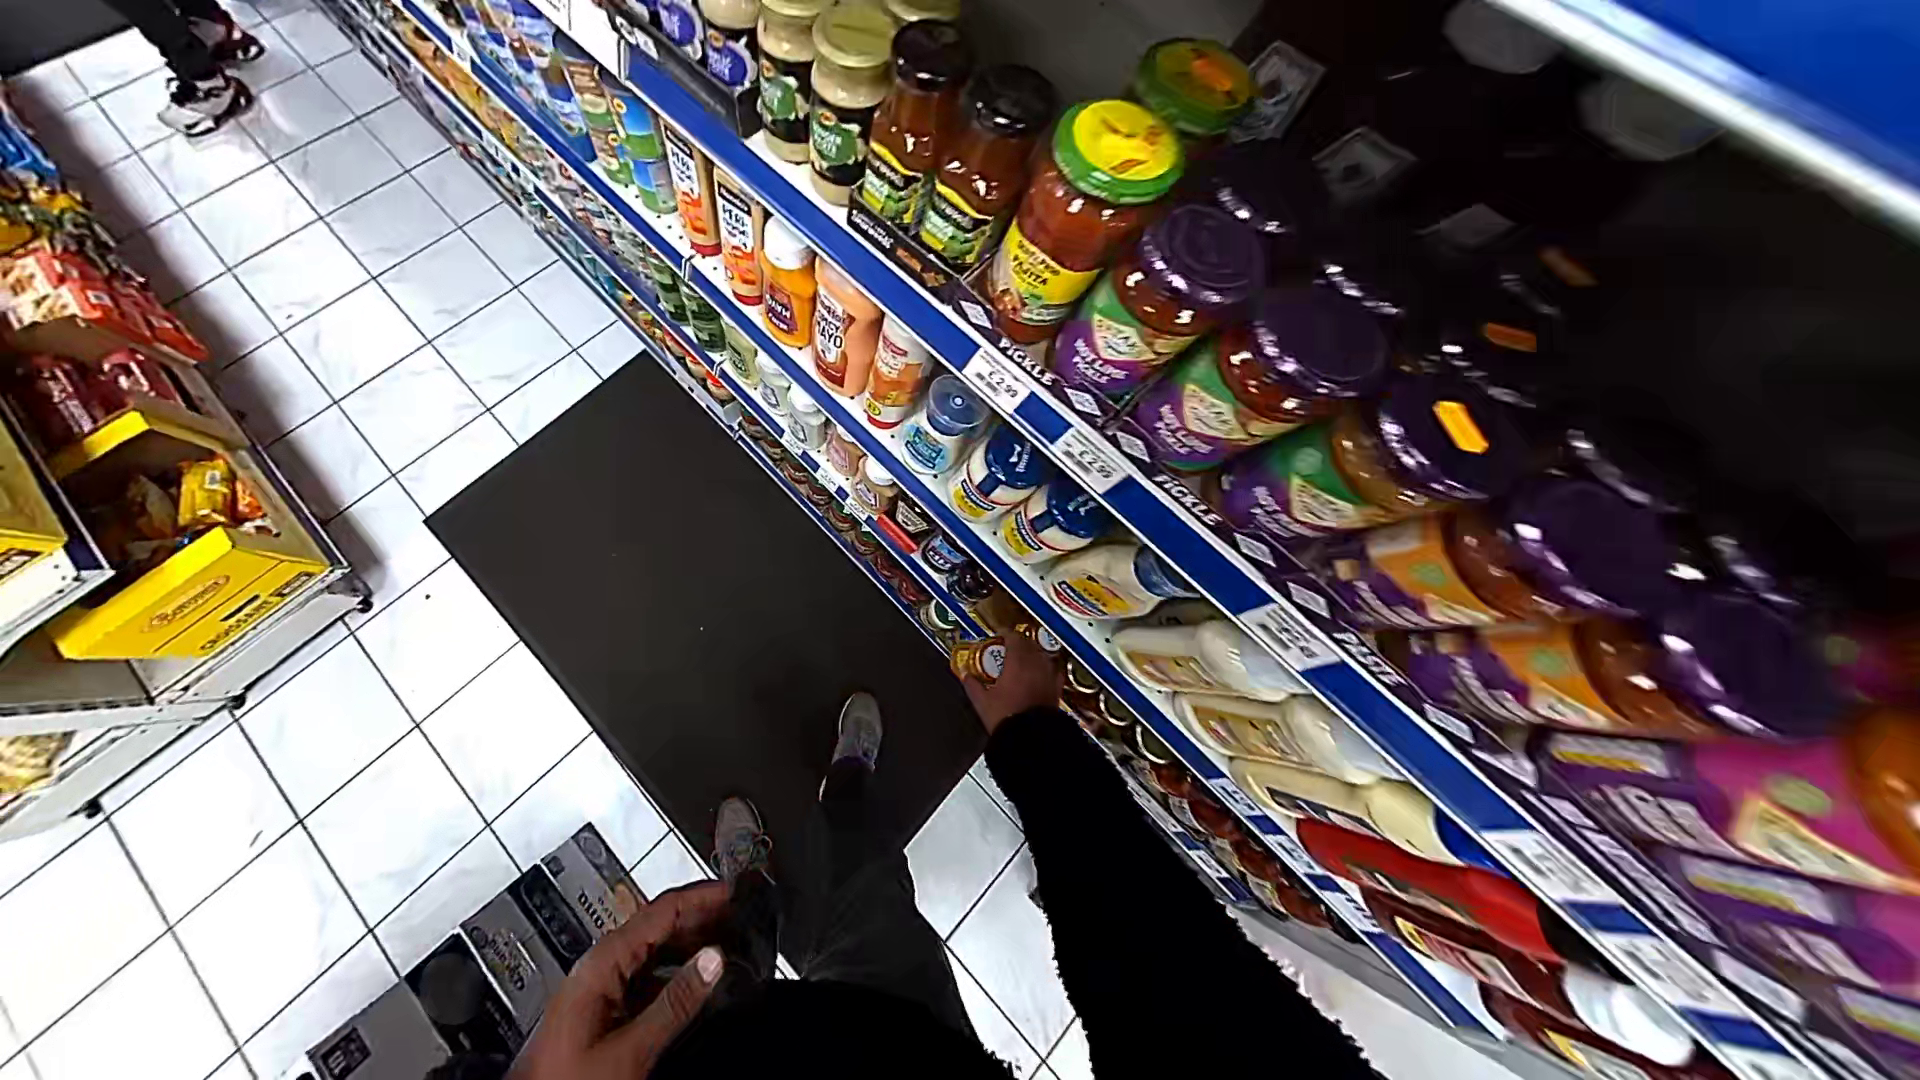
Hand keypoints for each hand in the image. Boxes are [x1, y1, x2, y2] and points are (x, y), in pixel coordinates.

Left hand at [509, 882, 728, 1079]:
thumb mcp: (629, 1050)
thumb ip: (675, 1001)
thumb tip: (714, 958)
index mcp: (603, 962)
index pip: (663, 909)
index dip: (703, 897)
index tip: (735, 893)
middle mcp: (600, 965)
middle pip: (660, 923)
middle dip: (702, 917)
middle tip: (739, 917)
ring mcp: (600, 985)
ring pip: (656, 948)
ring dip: (692, 943)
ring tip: (726, 945)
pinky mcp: (603, 1006)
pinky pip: (648, 973)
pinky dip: (677, 969)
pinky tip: (697, 982)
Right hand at [961, 630, 1061, 734]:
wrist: (1031, 739)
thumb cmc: (1008, 719)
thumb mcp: (983, 702)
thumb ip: (973, 686)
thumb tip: (966, 677)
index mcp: (1016, 663)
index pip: (1013, 638)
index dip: (1006, 633)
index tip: (1000, 634)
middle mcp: (1035, 666)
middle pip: (1029, 644)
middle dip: (1019, 642)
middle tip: (1010, 645)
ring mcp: (1048, 677)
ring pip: (1042, 655)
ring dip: (1033, 653)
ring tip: (1024, 657)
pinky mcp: (1056, 690)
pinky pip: (1054, 671)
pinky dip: (1048, 668)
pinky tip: (1044, 672)